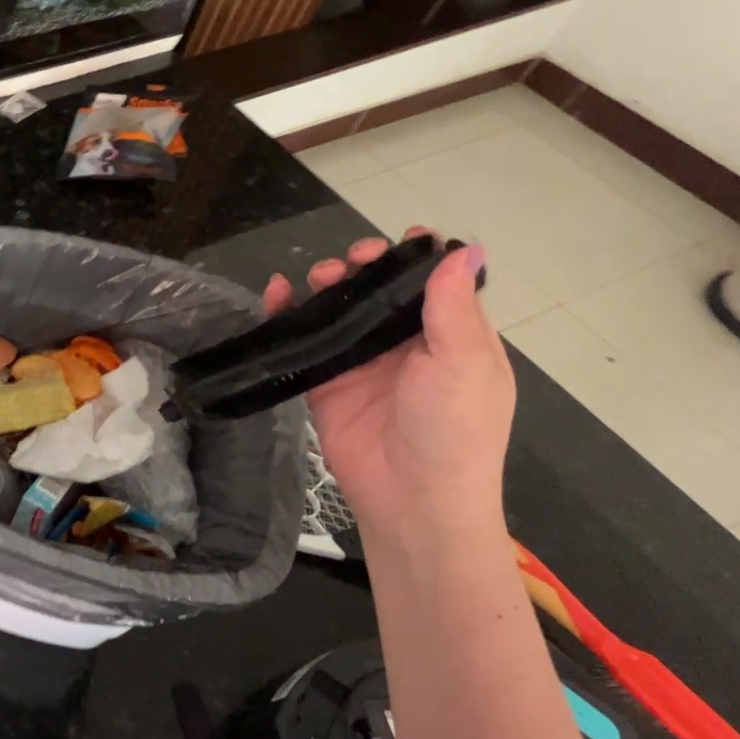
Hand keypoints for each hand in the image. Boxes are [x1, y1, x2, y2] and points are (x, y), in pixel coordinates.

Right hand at [262, 229, 514, 538]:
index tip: (399, 241)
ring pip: (338, 308)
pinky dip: (285, 312)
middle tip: (349, 262)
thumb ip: (455, 308)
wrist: (411, 497)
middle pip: (379, 291)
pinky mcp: (321, 381)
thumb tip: (464, 250)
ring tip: (317, 278)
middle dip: (363, 266)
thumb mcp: (465, 365)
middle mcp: (404, 345)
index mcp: (451, 337)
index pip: (433, 285)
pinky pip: (302, 339)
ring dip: (327, 283)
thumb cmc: (452, 429)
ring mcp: (359, 362)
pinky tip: (274, 293)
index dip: (416, 258)